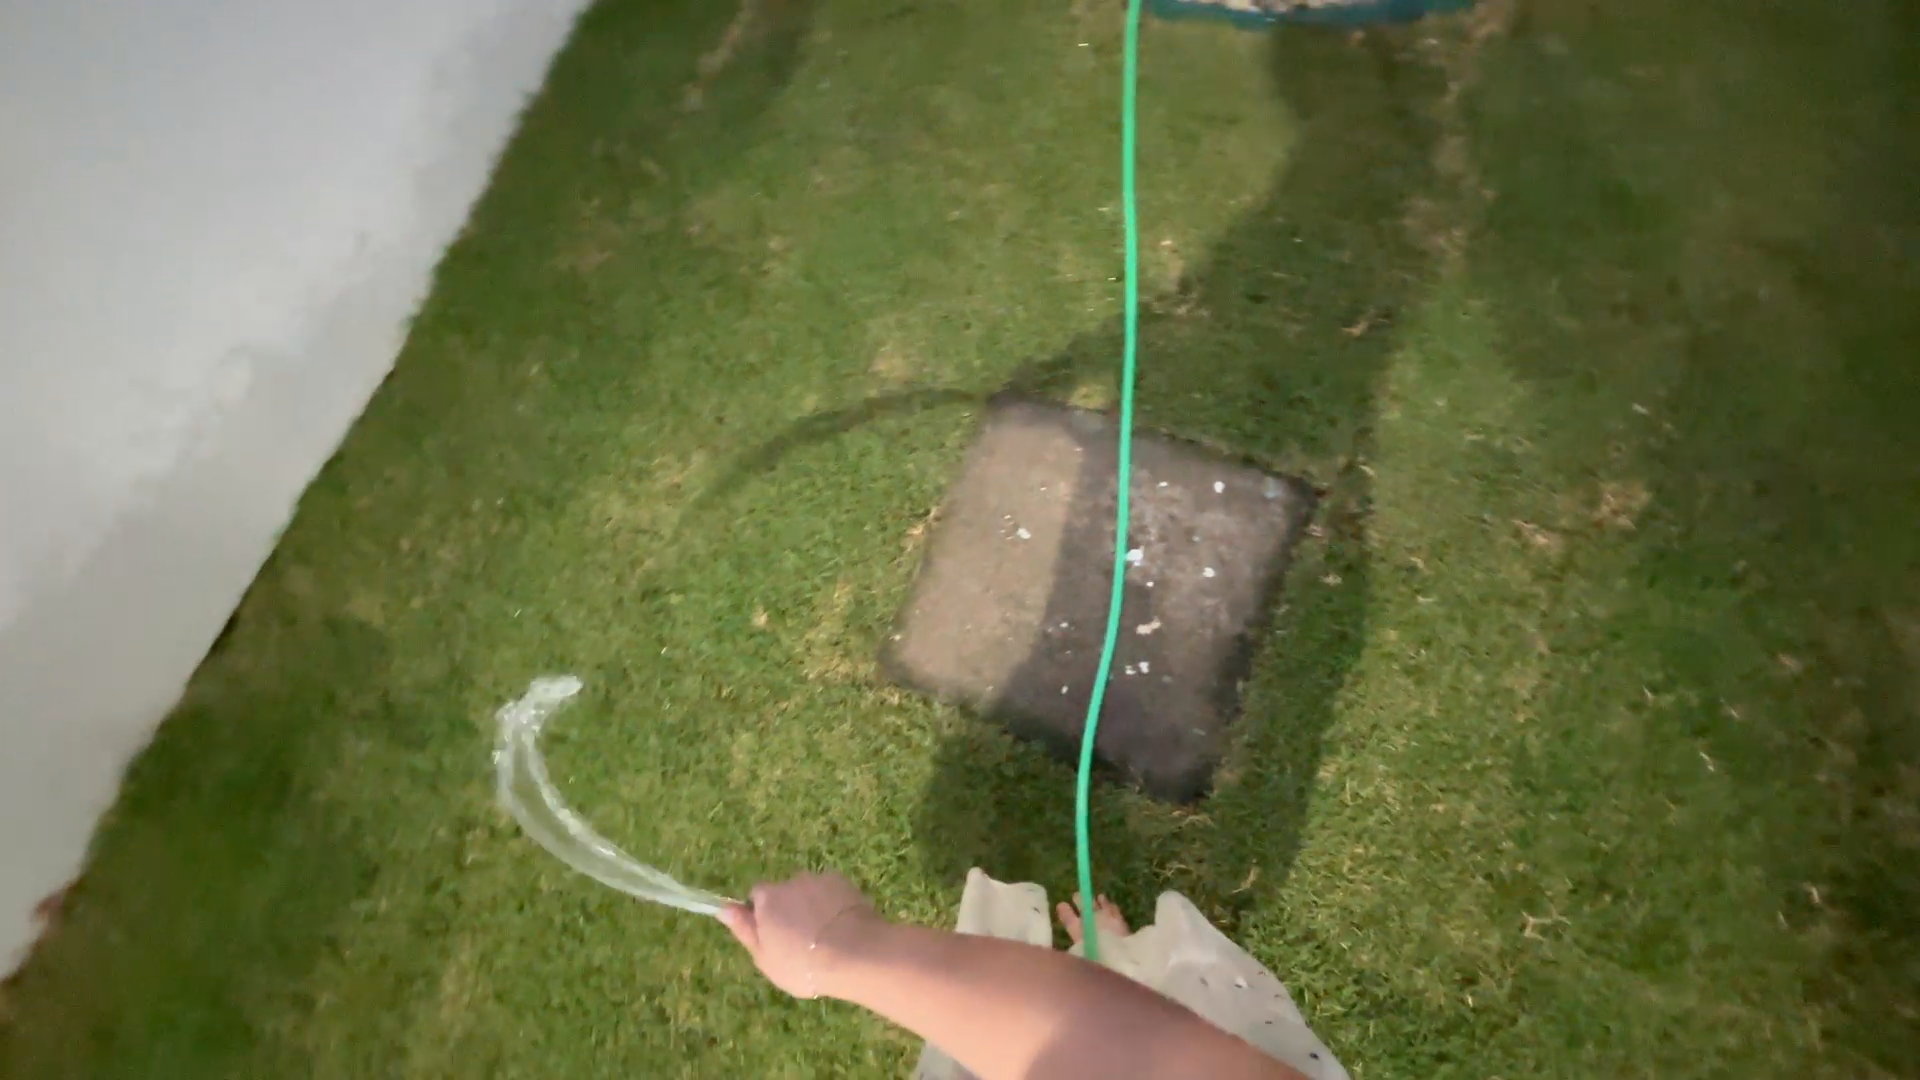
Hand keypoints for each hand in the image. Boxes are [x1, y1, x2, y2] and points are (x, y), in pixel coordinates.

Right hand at [718, 871, 881, 998]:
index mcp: (769, 897)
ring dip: (812, 906)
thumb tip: (724, 908)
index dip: (763, 913)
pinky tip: (841, 926)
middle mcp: (792, 880)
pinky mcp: (843, 881)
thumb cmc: (800, 962)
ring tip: (824, 936)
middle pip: (785, 892)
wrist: (851, 951)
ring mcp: (819, 878)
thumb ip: (745, 929)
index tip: (772, 934)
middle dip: (790, 909)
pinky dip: (833, 903)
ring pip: (810, 891)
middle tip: (800, 940)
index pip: (757, 895)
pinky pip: (831, 891)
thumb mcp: (764, 955)